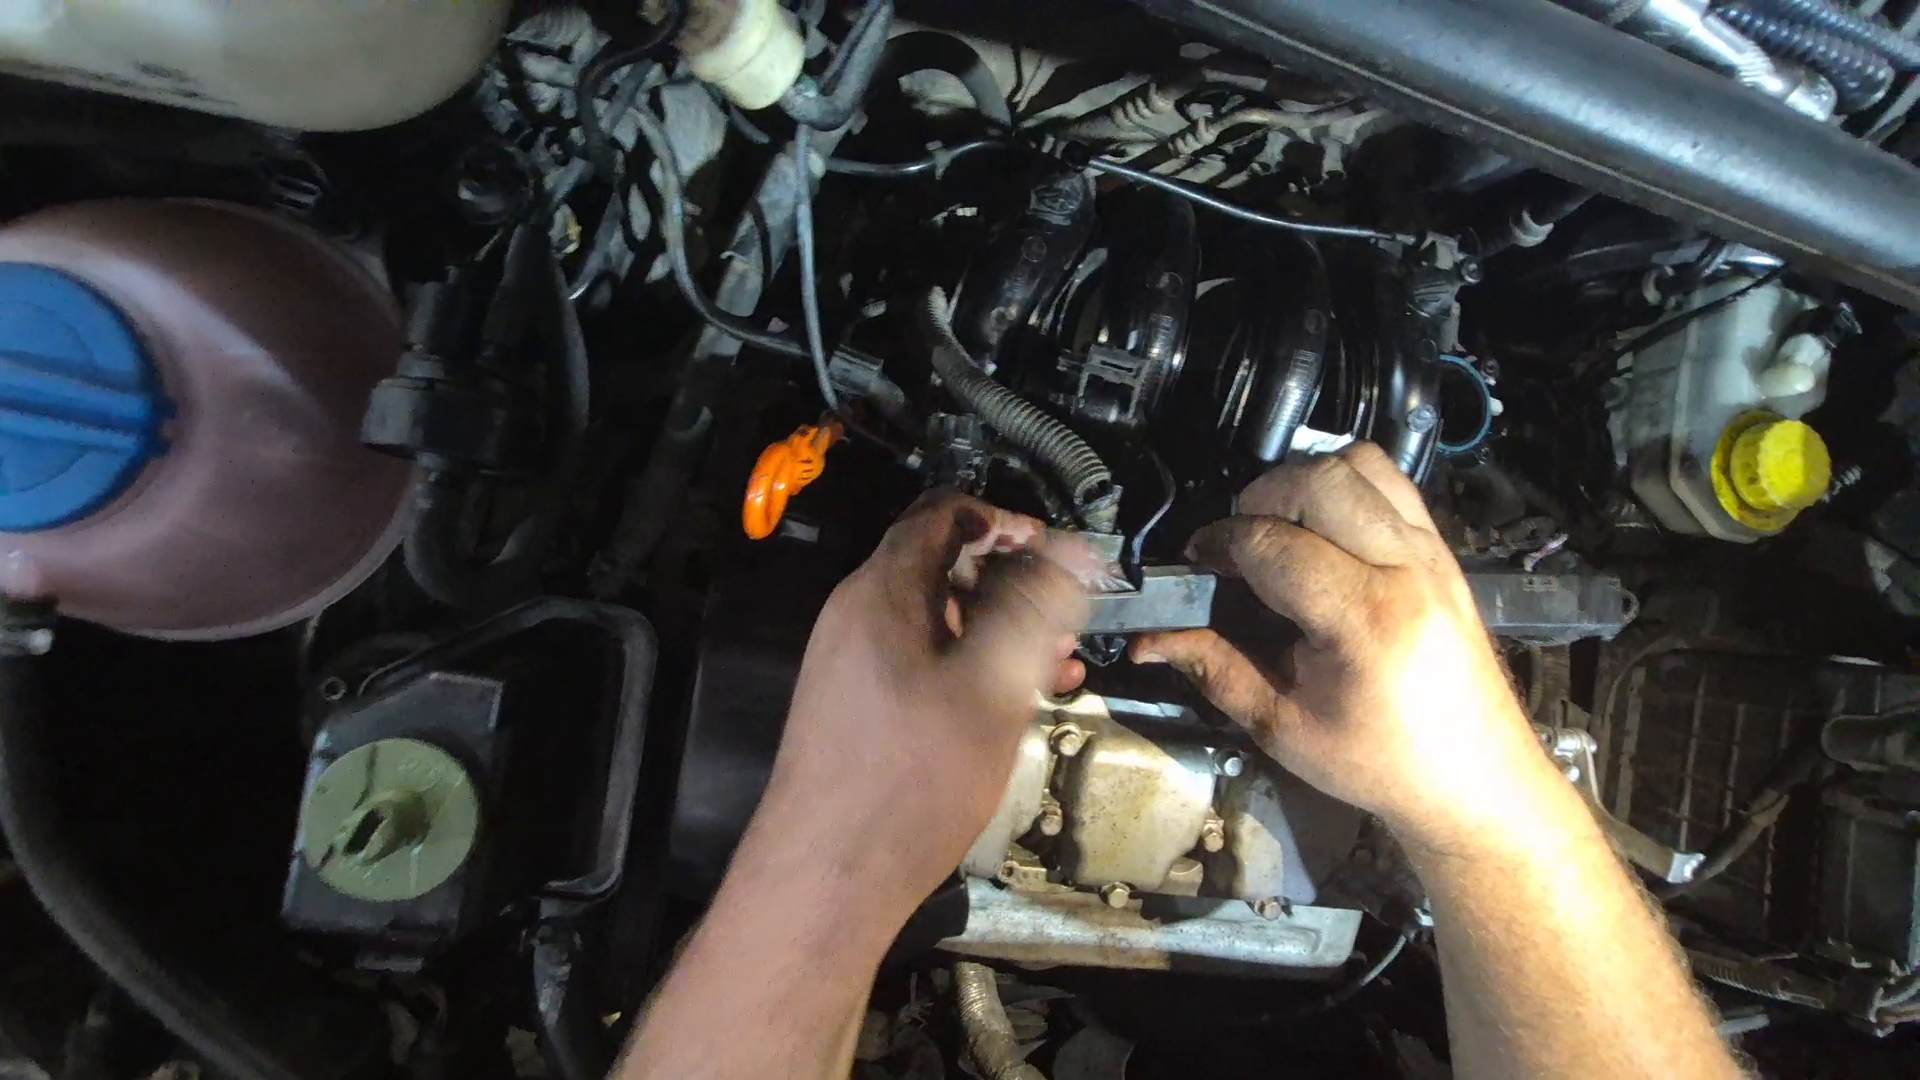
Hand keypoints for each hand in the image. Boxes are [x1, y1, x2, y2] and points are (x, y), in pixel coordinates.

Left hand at [745, 493, 1092, 926]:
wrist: (827, 879)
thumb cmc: (915, 776)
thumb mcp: (991, 686)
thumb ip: (1033, 609)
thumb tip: (1070, 551)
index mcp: (883, 590)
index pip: (945, 514)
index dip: (1006, 521)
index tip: (1055, 556)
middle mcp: (859, 612)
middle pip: (942, 564)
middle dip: (1011, 582)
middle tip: (1063, 620)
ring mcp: (852, 659)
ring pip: (937, 618)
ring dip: (998, 629)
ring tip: (1055, 664)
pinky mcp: (856, 701)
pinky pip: (920, 659)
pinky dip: (969, 665)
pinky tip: (1013, 701)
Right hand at [1133, 443, 1559, 856]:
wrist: (1478, 780)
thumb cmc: (1379, 761)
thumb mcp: (1280, 726)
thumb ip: (1211, 667)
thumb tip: (1147, 641)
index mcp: (1364, 618)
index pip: (1271, 542)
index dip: (1218, 542)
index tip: (1197, 561)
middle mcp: (1405, 567)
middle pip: (1317, 481)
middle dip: (1257, 500)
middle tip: (1237, 543)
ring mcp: (1431, 552)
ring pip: (1358, 465)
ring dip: (1302, 483)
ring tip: (1279, 529)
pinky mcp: (1442, 550)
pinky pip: (1390, 481)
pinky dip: (1344, 486)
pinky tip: (1320, 530)